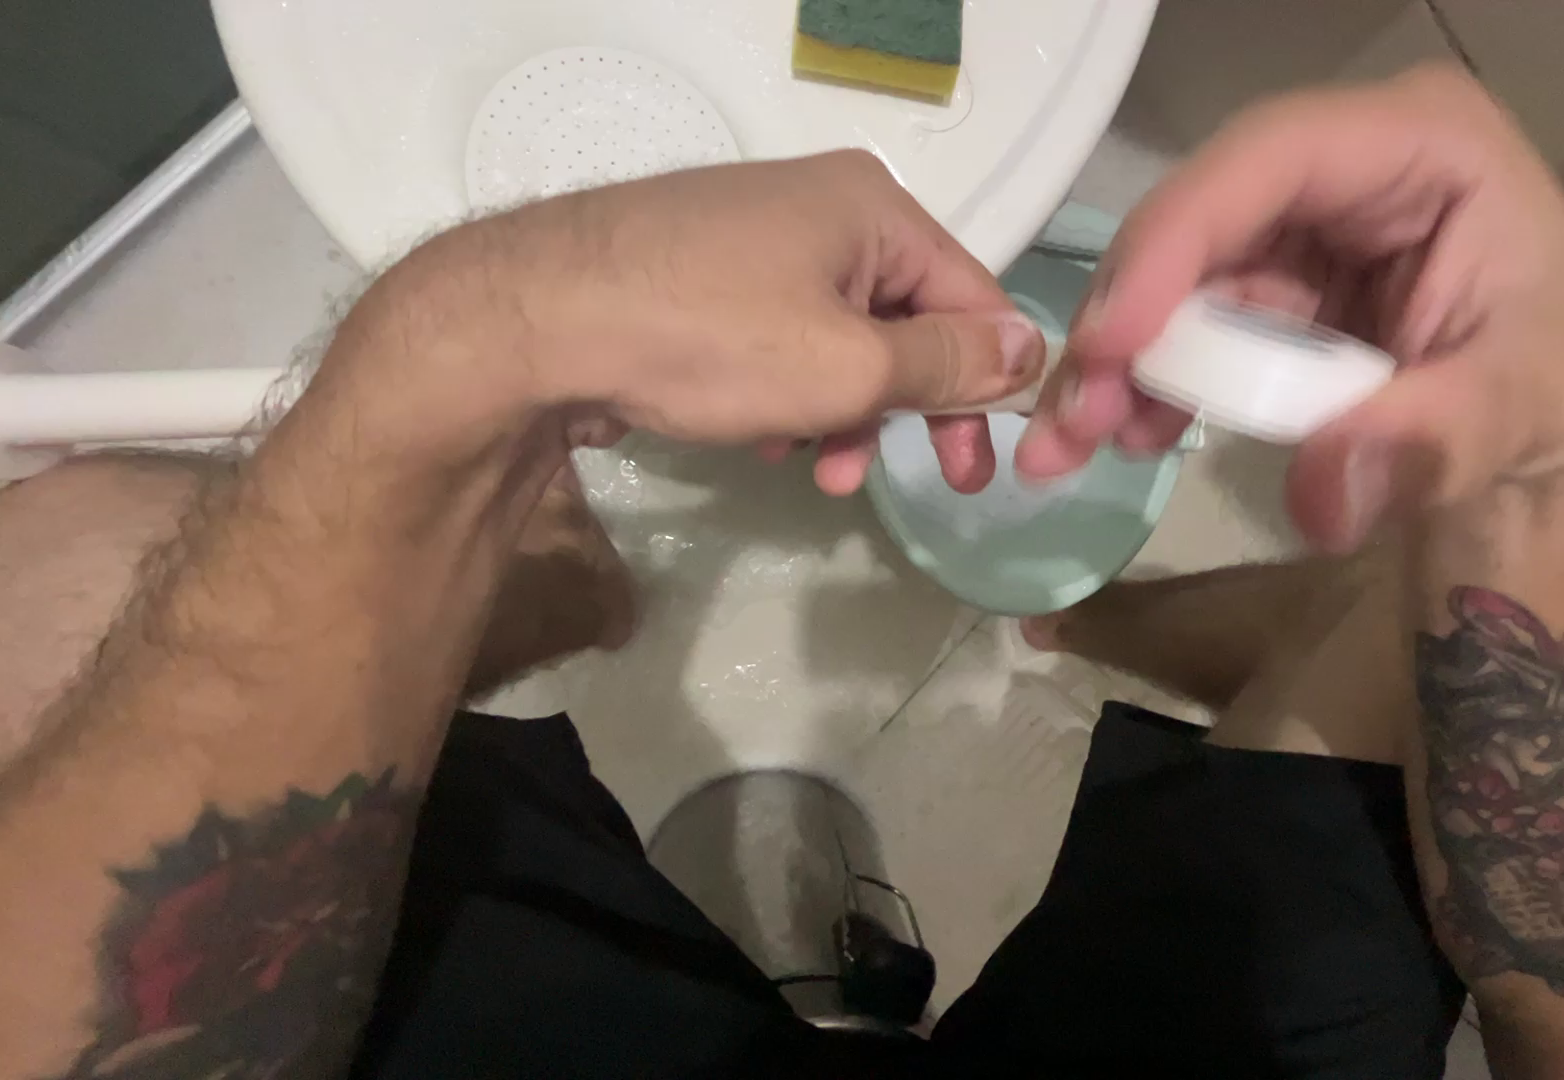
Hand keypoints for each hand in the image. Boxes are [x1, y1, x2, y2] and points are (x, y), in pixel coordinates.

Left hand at [338, 151, 1044, 494]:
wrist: (532, 327)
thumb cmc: (712, 341)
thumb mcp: (853, 365)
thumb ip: (950, 361)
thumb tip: (1031, 350)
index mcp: (873, 210)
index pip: (972, 298)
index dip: (989, 384)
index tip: (981, 462)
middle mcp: (824, 210)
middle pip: (908, 323)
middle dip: (912, 410)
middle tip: (927, 478)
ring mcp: (761, 242)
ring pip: (846, 342)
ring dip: (848, 414)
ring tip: (819, 467)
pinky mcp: (714, 279)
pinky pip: (788, 341)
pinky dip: (794, 395)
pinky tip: (762, 436)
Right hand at [1013, 65, 1563, 550]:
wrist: (1536, 431)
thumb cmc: (1549, 388)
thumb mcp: (1523, 410)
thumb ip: (1432, 443)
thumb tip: (1322, 487)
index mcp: (1416, 149)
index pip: (1270, 159)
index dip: (1176, 239)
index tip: (1114, 341)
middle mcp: (1330, 180)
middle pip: (1191, 227)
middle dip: (1120, 325)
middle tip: (1072, 418)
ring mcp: (1283, 240)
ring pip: (1164, 286)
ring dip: (1110, 369)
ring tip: (1071, 444)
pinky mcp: (1254, 299)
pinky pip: (1176, 335)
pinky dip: (1141, 389)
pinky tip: (1129, 436)